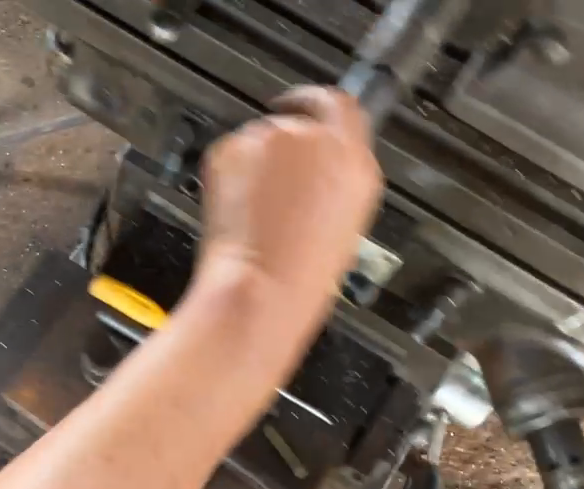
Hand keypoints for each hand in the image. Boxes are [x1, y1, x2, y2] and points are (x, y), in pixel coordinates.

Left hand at [196, 87, 384, 327]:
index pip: (342, 107)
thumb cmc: (297, 275)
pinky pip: (229, 154)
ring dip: (255, 165)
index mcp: (355, 163)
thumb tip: (318, 173)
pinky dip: (228, 175)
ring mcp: (274, 140)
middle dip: (282, 147)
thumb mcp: (343, 227)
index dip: (319, 109)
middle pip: (298, 120)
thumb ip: (334, 182)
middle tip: (268, 180)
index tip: (306, 111)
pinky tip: (235, 210)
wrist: (259, 286)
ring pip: (261, 138)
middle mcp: (318, 141)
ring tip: (253, 211)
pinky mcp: (234, 148)